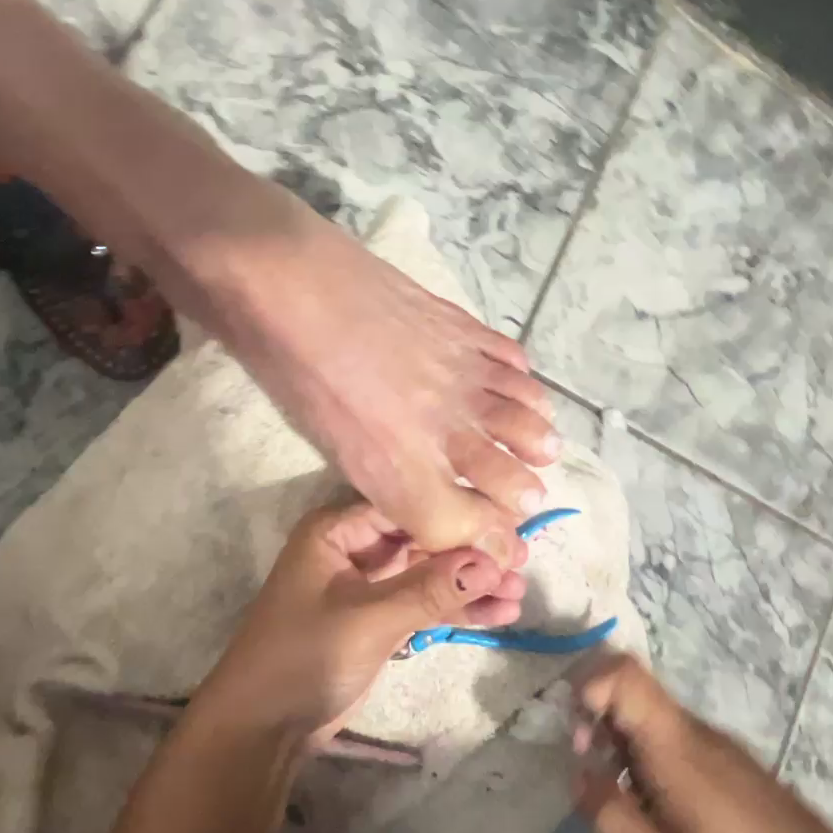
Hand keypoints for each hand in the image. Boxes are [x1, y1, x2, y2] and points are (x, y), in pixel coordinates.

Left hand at [191, 500, 525, 741]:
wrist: (263, 726)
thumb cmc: (304, 656)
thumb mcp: (369, 619)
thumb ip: (430, 589)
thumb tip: (492, 560)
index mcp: (336, 531)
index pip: (406, 507)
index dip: (457, 516)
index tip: (509, 529)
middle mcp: (352, 548)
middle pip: (422, 540)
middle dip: (471, 555)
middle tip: (524, 564)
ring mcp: (366, 586)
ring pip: (428, 575)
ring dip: (470, 585)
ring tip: (520, 594)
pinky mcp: (377, 620)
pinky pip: (424, 605)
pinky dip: (456, 610)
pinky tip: (499, 614)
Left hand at [198, 190, 559, 568]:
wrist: (296, 291)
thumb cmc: (299, 380)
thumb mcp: (340, 451)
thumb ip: (394, 483)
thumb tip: (437, 501)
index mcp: (402, 476)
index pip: (467, 529)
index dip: (489, 542)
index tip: (497, 539)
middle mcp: (447, 436)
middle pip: (514, 485)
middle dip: (523, 498)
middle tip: (523, 494)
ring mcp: (466, 380)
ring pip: (530, 425)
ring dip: (536, 443)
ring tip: (537, 447)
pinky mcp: (469, 332)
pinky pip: (517, 367)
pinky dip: (525, 386)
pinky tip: (517, 389)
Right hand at [573, 655, 832, 832]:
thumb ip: (612, 820)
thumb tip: (577, 771)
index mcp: (679, 747)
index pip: (623, 671)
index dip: (585, 685)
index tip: (577, 739)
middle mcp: (700, 733)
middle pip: (632, 692)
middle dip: (596, 723)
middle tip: (595, 781)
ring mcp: (722, 748)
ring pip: (652, 720)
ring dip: (621, 747)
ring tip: (628, 807)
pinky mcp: (736, 768)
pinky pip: (676, 742)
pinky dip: (649, 762)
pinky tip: (663, 816)